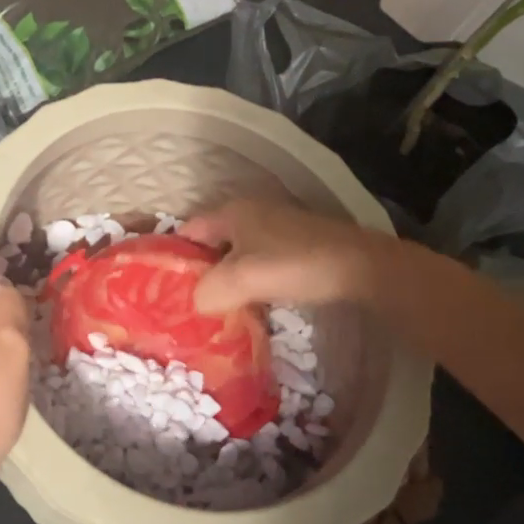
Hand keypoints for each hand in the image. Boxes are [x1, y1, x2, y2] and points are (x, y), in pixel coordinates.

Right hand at [179, 198, 390, 313]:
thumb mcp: (243, 279)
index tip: (162, 285)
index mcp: (231, 212)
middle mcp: (250, 213)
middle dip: (200, 270)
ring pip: (237, 255)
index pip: (188, 230)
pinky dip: (250, 281)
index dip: (173, 255)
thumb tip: (195, 303)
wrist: (361, 268)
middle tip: (187, 303)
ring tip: (215, 310)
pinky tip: (251, 305)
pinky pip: (259, 263)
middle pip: (212, 243)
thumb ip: (209, 290)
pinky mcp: (296, 247)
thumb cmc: (295, 264)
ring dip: (227, 279)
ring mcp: (275, 229)